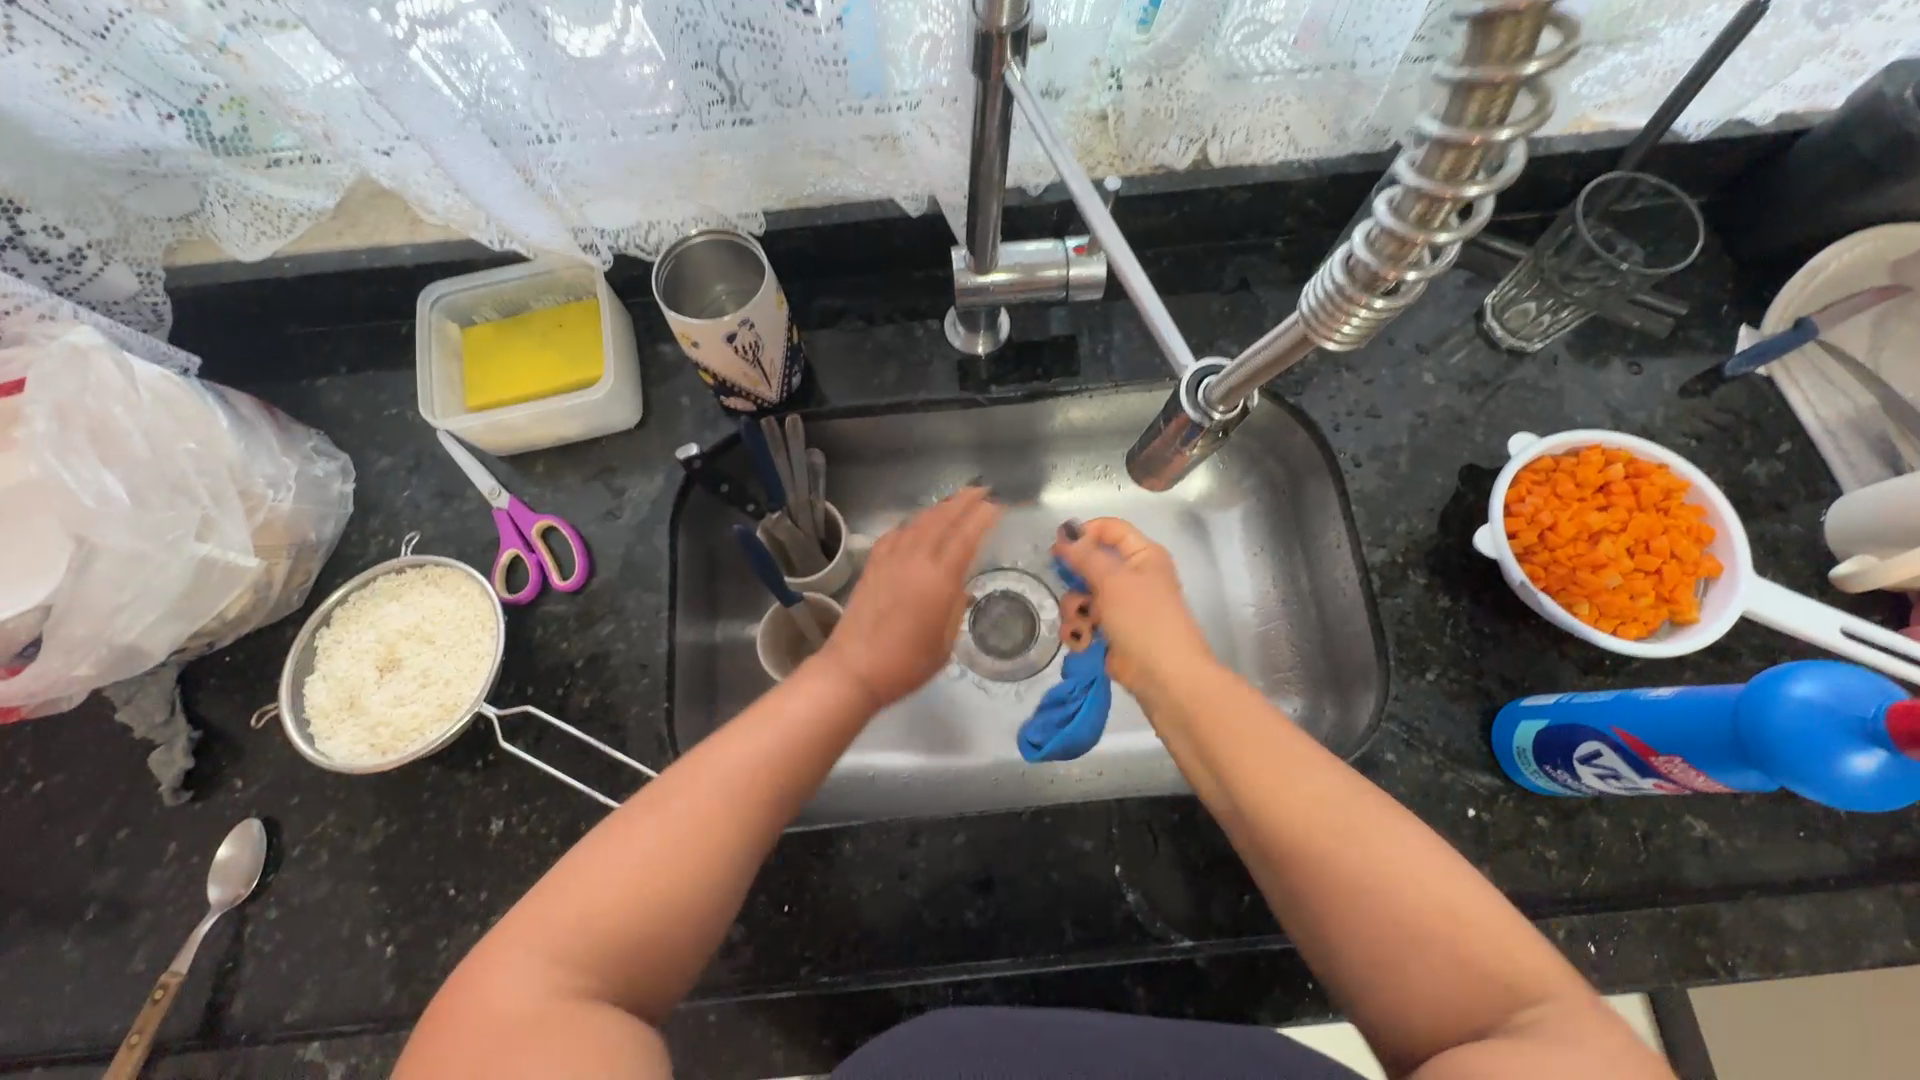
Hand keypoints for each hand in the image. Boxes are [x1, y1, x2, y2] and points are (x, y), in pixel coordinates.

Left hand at [812, 488, 1002, 710]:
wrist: (853, 670)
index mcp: (939, 578)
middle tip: (981, 490)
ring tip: (955, 502)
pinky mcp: (872, 566)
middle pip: (942, 519)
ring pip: (918, 522)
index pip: (966, 536)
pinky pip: (895, 534)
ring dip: (939, 508)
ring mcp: (890, 559)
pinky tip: (916, 526)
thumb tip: (960, 587)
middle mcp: (915, 559)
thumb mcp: (945, 643)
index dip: (983, 516)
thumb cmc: (906, 664)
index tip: (997, 506)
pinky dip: (912, 524)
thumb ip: (955, 608)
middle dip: (963, 501)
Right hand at [1053, 517, 1215, 698]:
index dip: (1085, 533)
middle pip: (1091, 564)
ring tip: (1083, 623)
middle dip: (1076, 579)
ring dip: (1076, 609)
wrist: (1163, 675)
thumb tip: (1065, 533)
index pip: (1110, 529)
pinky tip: (1084, 640)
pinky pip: (1084, 620)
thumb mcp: (1113, 580)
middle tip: (1069, 586)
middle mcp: (1132, 576)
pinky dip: (1080, 629)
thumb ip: (1085, 555)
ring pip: (1082, 594)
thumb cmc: (1143, 618)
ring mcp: (1120, 605)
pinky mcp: (1110, 631)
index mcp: (1143, 555)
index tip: (1059, 545)